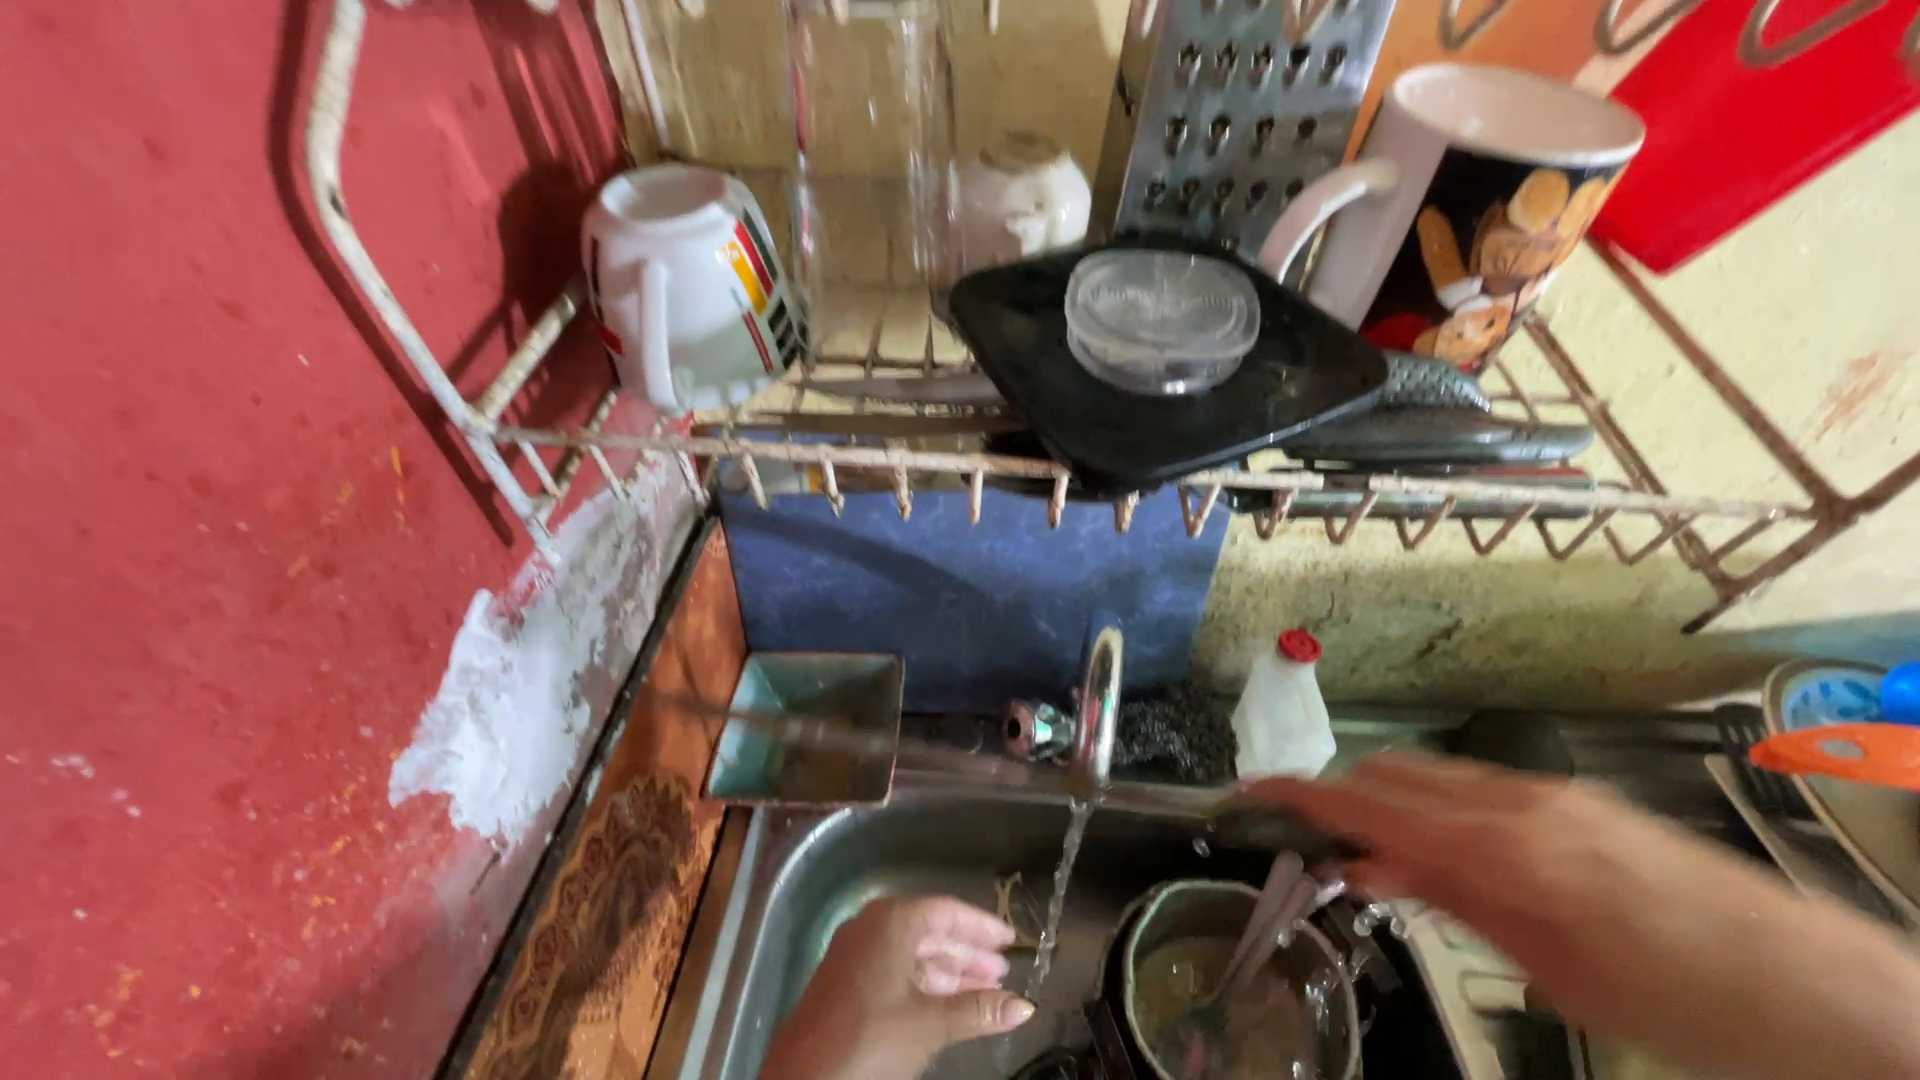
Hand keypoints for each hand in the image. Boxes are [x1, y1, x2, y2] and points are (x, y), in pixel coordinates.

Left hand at [762, 896, 1034, 1079]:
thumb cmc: (868, 1040)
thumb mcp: (930, 1024)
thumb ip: (978, 1010)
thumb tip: (1025, 1006)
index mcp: (891, 921)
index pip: (946, 910)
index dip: (981, 927)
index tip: (1011, 941)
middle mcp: (871, 926)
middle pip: (930, 930)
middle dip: (967, 953)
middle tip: (1001, 973)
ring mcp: (855, 952)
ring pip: (912, 952)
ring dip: (948, 971)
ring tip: (984, 991)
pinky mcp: (846, 980)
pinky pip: (895, 969)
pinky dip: (924, 983)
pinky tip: (947, 1004)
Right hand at [1246, 752, 1919, 1079]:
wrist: (1824, 992)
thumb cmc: (1680, 1003)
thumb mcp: (1547, 970)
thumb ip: (1450, 900)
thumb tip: (1367, 868)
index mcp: (1501, 849)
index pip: (1369, 805)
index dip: (1299, 794)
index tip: (1248, 792)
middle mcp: (1517, 801)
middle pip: (1391, 773)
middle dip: (1337, 795)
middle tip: (1311, 839)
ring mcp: (1547, 791)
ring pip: (1430, 773)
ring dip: (1385, 799)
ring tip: (1373, 853)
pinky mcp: (1573, 797)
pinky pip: (1473, 784)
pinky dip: (1432, 804)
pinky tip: (1441, 847)